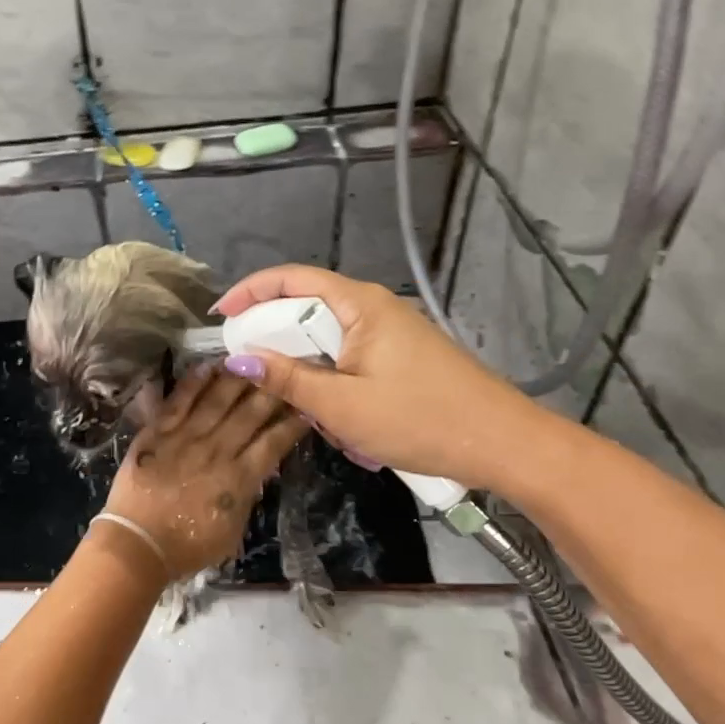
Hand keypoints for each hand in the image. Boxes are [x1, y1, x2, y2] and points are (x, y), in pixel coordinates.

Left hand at [103, 367, 308, 578]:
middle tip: (285, 368)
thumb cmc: (187, 546)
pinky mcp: (157, 432)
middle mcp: (217, 451)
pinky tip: (208, 365)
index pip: (273, 443)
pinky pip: (179, 401)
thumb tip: (257, 471)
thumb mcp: (232, 530)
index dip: (291, 422)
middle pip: (249, 414)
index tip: (306, 403)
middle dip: (270, 390)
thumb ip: (247, 495)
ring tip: (252, 359)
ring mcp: (185, 438)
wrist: (138, 544)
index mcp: (239, 479)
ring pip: (217, 401)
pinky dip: (194, 382)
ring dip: (236, 378)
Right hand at [210, 265, 543, 492]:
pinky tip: (339, 417)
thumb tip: (238, 357)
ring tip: (304, 408)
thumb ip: (287, 378)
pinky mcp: (402, 355)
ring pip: (327, 338)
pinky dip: (331, 379)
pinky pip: (349, 356)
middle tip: (252, 371)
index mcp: (360, 305)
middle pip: (307, 307)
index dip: (250, 291)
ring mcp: (391, 331)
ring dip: (307, 368)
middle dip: (276, 339)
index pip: (292, 279)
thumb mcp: (342, 405)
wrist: (504, 444)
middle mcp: (374, 307)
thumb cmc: (420, 419)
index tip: (220, 317)